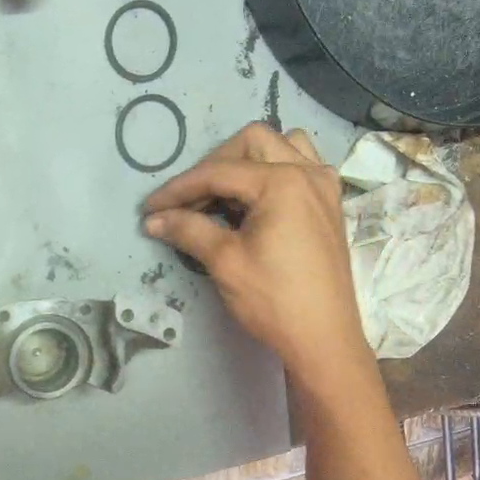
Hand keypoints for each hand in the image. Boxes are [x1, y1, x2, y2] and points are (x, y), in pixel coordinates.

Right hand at [144, 123, 370, 389]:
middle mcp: (309, 172)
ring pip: (281, 147)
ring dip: (247, 162)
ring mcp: (324, 186)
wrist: (323, 337)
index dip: (179, 188)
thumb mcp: (225, 262)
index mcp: (283, 181)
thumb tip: (154, 220)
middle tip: (188, 202)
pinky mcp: (329, 204)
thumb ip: (189, 230)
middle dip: (213, 166)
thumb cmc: (274, 300)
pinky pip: (300, 167)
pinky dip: (272, 174)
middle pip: (252, 143)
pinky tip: (254, 204)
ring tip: (224, 196)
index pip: (219, 172)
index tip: (150, 208)